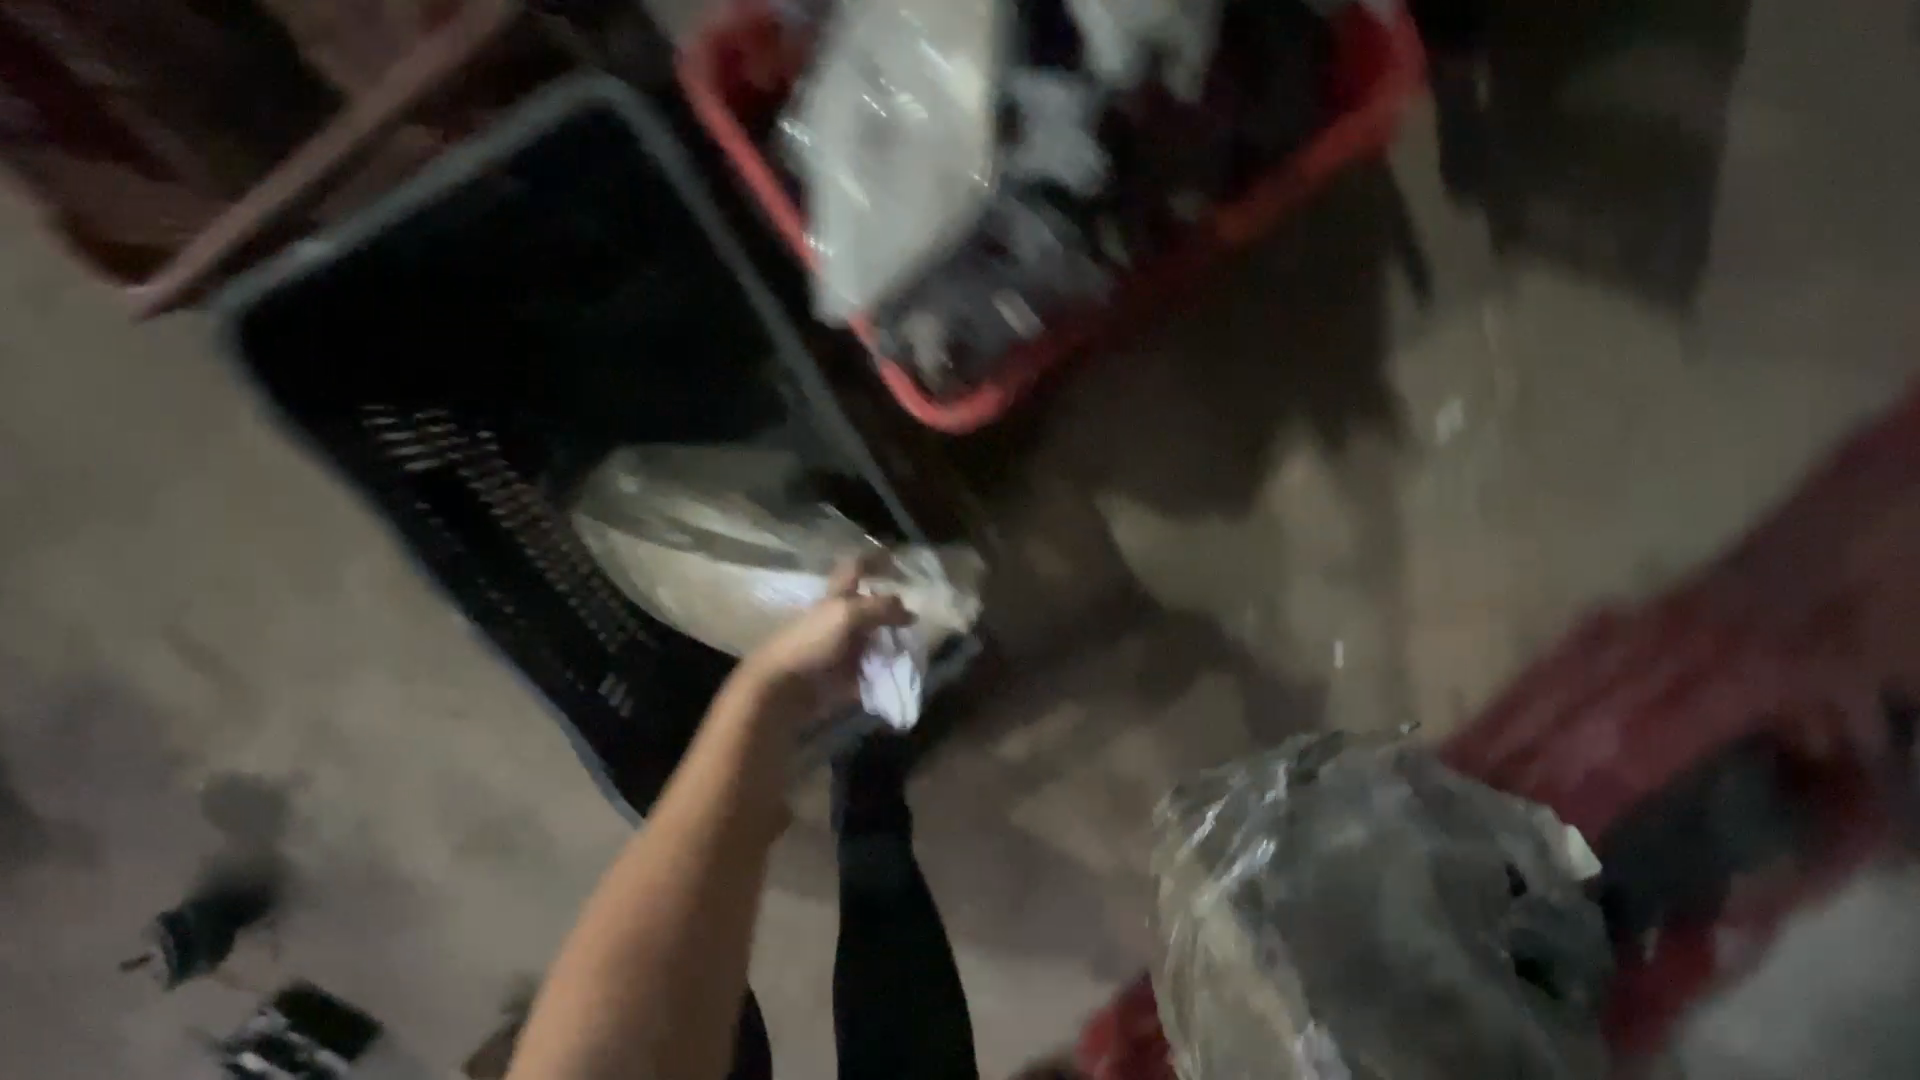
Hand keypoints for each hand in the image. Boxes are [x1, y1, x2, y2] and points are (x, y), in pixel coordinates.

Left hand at [731, 555, 912, 723]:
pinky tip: (911, 674)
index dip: (875, 559)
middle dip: (899, 612)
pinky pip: (878, 674)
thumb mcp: (847, 614)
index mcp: (839, 598)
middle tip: (927, 618)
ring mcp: (848, 651)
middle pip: (876, 609)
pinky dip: (893, 674)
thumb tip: (911, 613)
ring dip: (900, 646)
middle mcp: (845, 621)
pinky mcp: (850, 679)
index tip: (899, 559)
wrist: (784, 690)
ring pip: (881, 642)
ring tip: (922, 650)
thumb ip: (880, 608)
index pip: (858, 568)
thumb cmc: (811, 643)